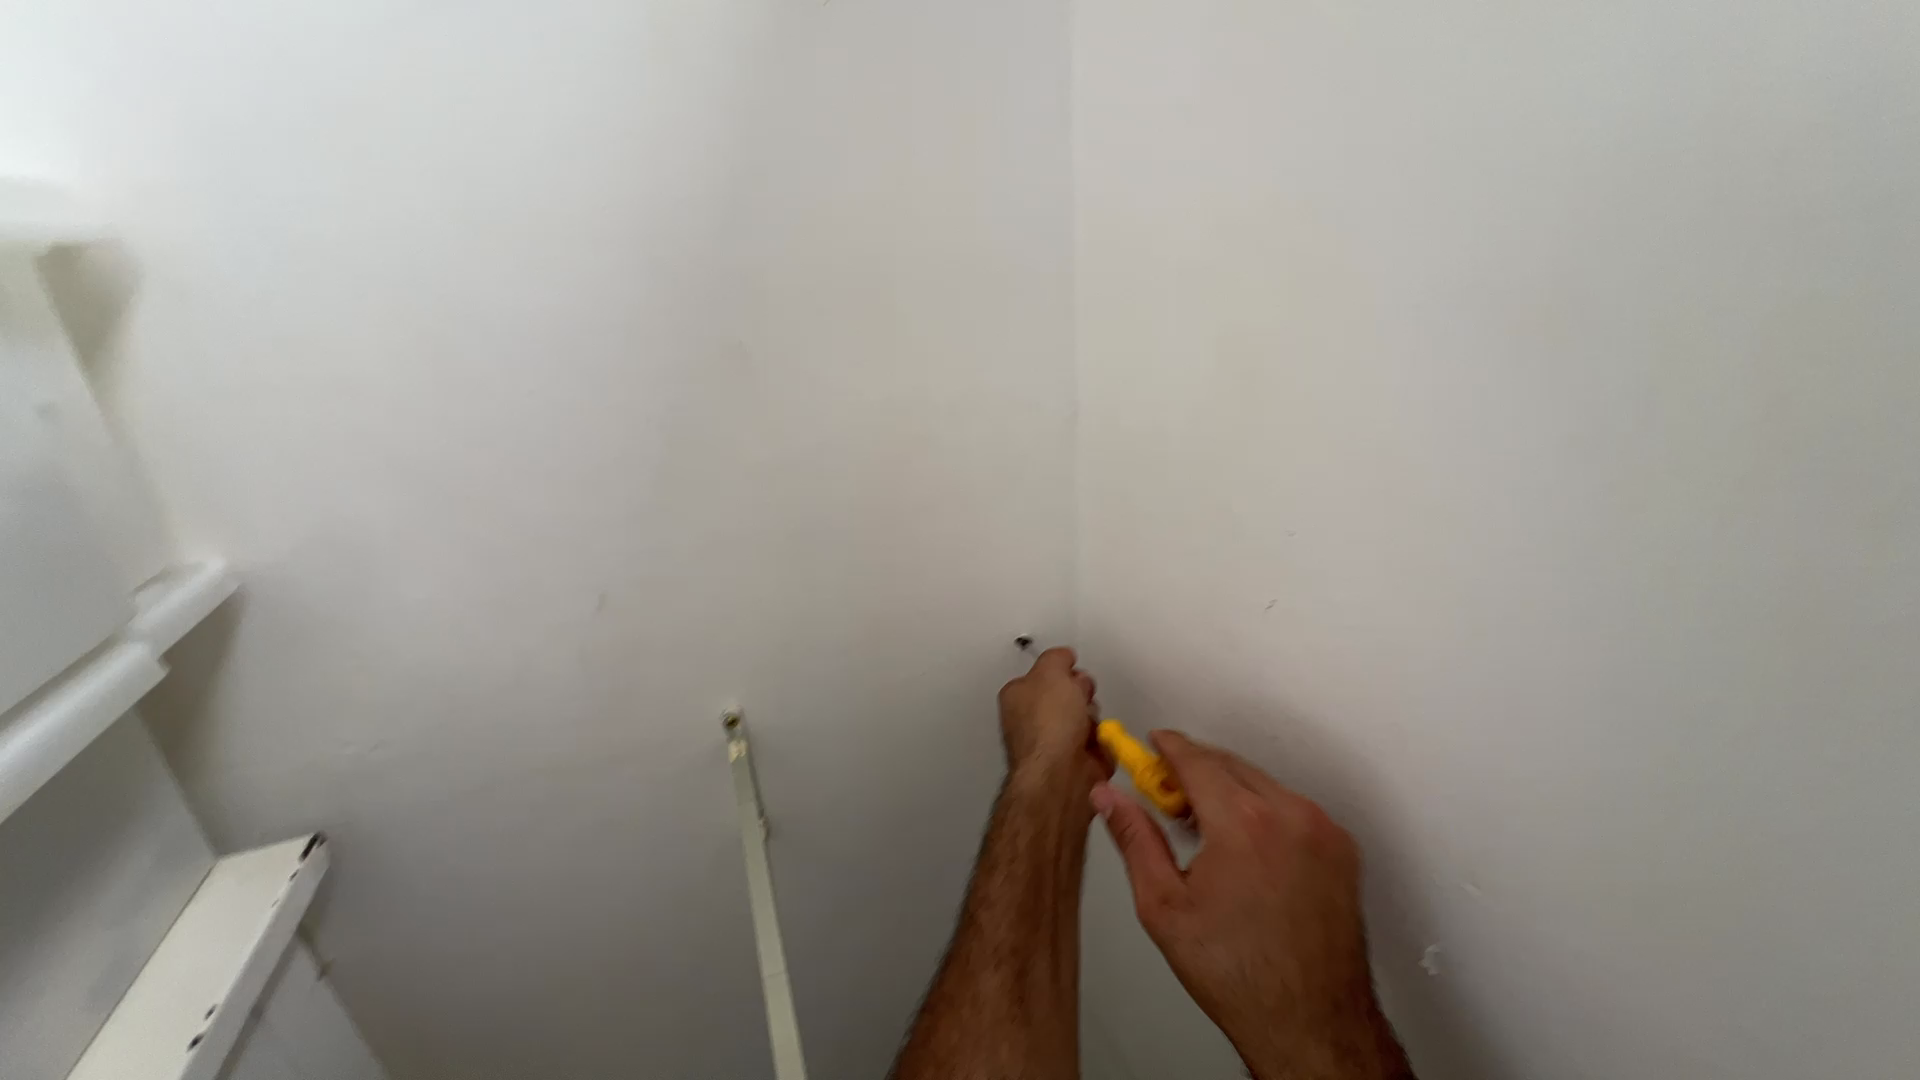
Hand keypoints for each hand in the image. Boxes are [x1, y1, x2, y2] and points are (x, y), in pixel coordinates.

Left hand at [997, 647, 1106, 790]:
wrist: (1061, 776)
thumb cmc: (1049, 723)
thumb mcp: (1050, 672)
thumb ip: (1057, 658)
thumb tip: (1065, 656)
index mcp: (1019, 697)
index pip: (1045, 675)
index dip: (1062, 672)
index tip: (1071, 674)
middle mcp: (1033, 720)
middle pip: (1069, 695)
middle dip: (1082, 694)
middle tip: (1081, 701)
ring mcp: (1055, 742)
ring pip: (1087, 717)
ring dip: (1094, 718)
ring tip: (1088, 728)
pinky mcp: (1079, 762)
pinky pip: (1100, 741)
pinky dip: (1104, 742)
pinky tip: (1099, 744)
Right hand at [1092, 731, 1411, 1079]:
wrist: (1312, 1024)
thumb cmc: (1239, 975)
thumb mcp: (1163, 905)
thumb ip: (1134, 838)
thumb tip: (1109, 798)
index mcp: (1243, 824)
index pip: (1196, 758)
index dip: (1168, 746)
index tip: (1152, 743)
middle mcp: (1290, 815)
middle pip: (1229, 764)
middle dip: (1195, 768)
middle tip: (1167, 793)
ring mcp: (1323, 831)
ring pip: (1262, 782)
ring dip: (1229, 788)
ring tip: (1203, 825)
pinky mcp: (1342, 849)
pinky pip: (1292, 806)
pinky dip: (1263, 809)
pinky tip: (1243, 844)